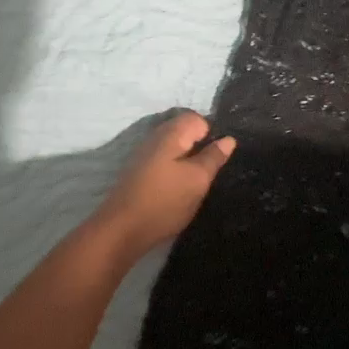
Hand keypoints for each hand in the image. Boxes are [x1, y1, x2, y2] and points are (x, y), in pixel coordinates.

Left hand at [91, 111, 234, 257]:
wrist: (121, 230)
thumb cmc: (164, 202)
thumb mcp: (197, 180)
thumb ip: (213, 157)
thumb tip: (228, 139)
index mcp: (171, 134)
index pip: (198, 119)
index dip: (212, 135)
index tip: (218, 159)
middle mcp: (155, 137)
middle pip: (185, 131)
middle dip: (200, 148)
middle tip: (210, 172)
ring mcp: (145, 154)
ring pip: (175, 148)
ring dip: (188, 161)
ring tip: (196, 184)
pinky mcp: (140, 171)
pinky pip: (164, 161)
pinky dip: (175, 170)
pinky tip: (178, 190)